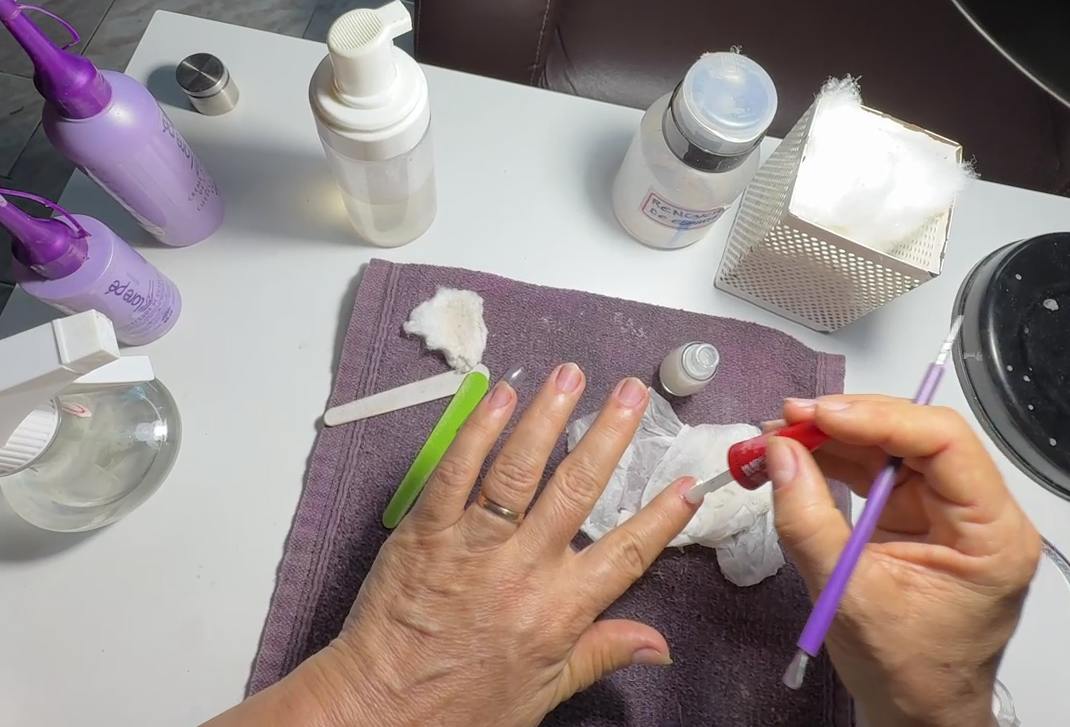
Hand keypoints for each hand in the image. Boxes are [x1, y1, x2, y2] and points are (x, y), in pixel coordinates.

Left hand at [213, 365, 699, 726]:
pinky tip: (500, 395)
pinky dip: (479, 431)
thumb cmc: (462, 707)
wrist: (379, 715)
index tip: (690, 482)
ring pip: (519, 470)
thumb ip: (601, 652)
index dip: (662, 517)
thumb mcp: (544, 693)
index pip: (626, 554)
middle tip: (633, 393)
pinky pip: (457, 472)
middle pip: (577, 491)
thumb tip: (660, 643)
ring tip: (570, 375)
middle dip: (610, 436)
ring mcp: (474, 544)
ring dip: (547, 417)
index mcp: (559, 611)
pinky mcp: (428, 528)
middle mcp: (524, 569)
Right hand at [767, 395, 1040, 726]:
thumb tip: (780, 452)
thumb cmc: (905, 671)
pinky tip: (798, 454)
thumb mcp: (849, 597)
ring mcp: (945, 507)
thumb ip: (810, 522)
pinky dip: (833, 456)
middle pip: (915, 433)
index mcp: (991, 533)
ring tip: (782, 434)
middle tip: (791, 420)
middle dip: (848, 421)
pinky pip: (874, 466)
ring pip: (890, 443)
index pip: (945, 442)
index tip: (820, 417)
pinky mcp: (916, 510)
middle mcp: (977, 509)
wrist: (917, 713)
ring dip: (833, 434)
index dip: (880, 418)